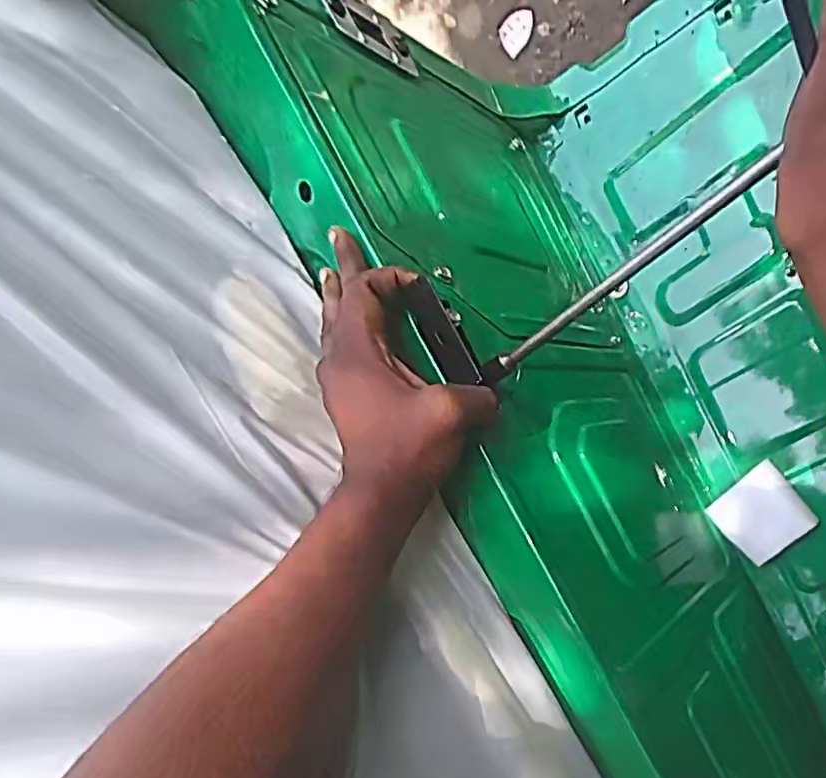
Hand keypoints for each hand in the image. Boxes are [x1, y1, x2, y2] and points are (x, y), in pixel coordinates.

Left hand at [318, 227, 496, 503]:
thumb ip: (476, 394)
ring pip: (336, 325)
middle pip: (339, 302)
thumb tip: (491, 394)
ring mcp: (341, 380)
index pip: (365, 295)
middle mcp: (340, 359)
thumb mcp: (450, 412)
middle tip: (338, 236)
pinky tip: (359, 333)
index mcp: (357, 351)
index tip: (418, 284)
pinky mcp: (351, 399)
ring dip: (340, 297)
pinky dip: (350, 327)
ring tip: (334, 276)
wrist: (383, 492)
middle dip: (344, 269)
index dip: (390, 280)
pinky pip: (344, 348)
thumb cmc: (408, 447)